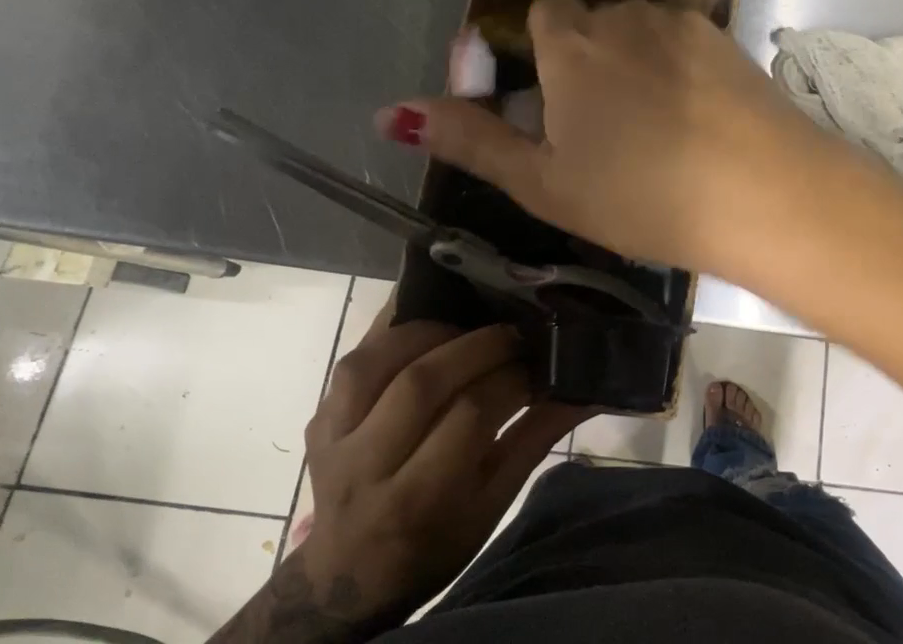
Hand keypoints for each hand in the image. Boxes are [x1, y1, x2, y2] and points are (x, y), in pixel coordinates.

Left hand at [212, 322, 584, 643]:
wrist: (349, 576)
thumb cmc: (435, 544)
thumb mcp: (493, 504)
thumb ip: (533, 438)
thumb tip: (585, 388)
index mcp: (418, 499)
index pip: (469, 416)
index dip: (512, 379)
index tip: (542, 364)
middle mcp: (366, 467)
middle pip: (422, 382)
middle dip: (480, 345)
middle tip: (517, 334)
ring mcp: (332, 439)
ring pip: (375, 362)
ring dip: (429, 331)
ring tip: (467, 328)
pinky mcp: (317, 418)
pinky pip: (351, 360)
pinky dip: (390, 334)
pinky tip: (427, 327)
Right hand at [378, 0, 866, 275]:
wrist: (764, 193)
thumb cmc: (641, 197)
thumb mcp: (543, 183)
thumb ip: (470, 140)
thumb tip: (389, 113)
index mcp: (571, 46)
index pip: (544, 10)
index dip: (542, 48)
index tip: (552, 97)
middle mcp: (625, 16)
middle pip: (593, 19)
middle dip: (588, 56)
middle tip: (603, 127)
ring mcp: (685, 25)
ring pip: (643, 30)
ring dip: (636, 61)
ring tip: (656, 127)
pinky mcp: (730, 41)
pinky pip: (687, 44)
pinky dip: (680, 70)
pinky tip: (698, 120)